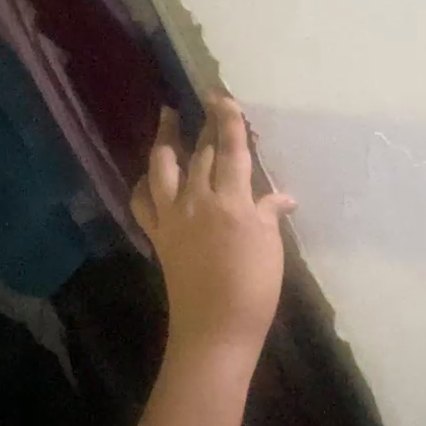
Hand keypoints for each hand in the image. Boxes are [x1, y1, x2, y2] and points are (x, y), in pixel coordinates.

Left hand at [133, 96, 296, 358]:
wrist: (215, 330)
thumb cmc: (254, 288)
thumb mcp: (271, 246)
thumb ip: (270, 212)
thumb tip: (282, 195)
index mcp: (233, 201)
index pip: (230, 149)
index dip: (227, 119)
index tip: (222, 95)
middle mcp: (199, 200)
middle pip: (200, 152)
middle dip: (205, 124)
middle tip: (207, 102)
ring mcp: (174, 217)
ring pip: (164, 166)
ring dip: (165, 138)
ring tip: (168, 115)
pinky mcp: (158, 235)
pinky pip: (143, 200)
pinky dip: (145, 181)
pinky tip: (150, 172)